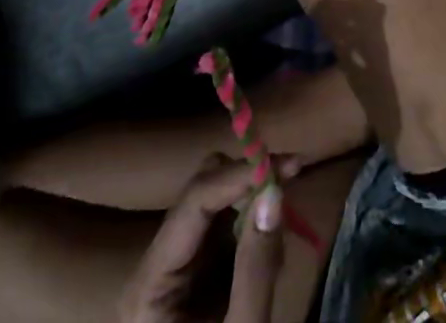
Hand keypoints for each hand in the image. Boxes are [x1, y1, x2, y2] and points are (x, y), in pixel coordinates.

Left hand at [119, 158, 290, 322]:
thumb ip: (257, 267)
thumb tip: (274, 193)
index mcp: (150, 282)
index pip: (192, 203)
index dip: (237, 175)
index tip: (285, 162)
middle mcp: (157, 261)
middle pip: (199, 193)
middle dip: (246, 180)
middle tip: (294, 173)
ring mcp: (176, 264)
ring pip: (214, 202)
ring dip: (252, 197)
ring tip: (286, 214)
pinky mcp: (197, 270)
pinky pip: (225, 225)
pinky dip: (252, 219)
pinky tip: (273, 233)